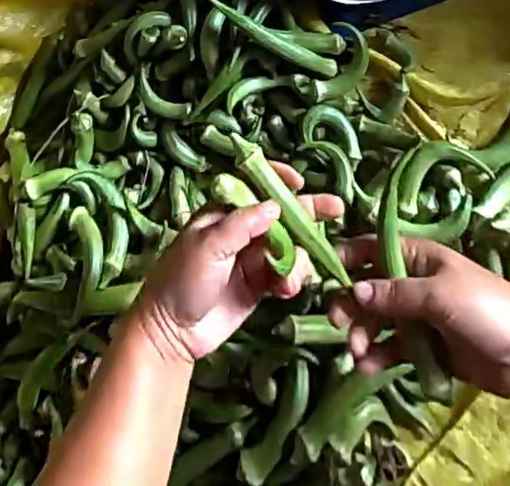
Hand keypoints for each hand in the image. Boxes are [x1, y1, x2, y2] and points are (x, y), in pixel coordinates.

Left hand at [129, 163, 343, 365]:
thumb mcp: (208, 246)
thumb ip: (242, 226)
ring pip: (289, 246)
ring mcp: (252, 257)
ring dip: (298, 259)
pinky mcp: (260, 284)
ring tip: (290, 279)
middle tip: (337, 208)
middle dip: (307, 211)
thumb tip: (275, 207)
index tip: (300, 181)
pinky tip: (287, 289)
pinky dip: (293, 279)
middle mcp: (242, 230)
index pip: (254, 185)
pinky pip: (287, 274)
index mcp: (224, 211)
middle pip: (280, 214)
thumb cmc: (182, 277)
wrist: (171, 330)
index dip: (277, 178)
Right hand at [327, 235, 509, 397]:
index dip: (345, 258)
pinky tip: (368, 368)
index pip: (369, 248)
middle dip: (351, 305)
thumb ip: (393, 294)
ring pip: (377, 320)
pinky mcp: (425, 345)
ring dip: (363, 334)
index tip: (321, 276)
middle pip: (368, 288)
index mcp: (414, 257)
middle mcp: (410, 281)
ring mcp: (417, 314)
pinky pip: (392, 347)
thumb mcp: (437, 296)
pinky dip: (378, 356)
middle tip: (338, 325)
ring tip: (357, 354)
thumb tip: (352, 290)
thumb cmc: (485, 309)